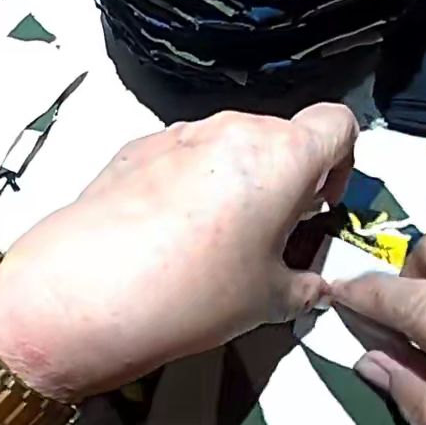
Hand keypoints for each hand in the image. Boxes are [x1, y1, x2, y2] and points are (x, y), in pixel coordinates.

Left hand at [0, 104, 356, 402]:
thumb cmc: (196, 291)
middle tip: (268, 233)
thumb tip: (314, 285)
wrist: (84, 292)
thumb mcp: (269, 300)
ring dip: (239, 179)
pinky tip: (169, 230)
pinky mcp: (136, 145)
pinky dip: (194, 180)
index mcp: (281, 154)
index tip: (318, 203)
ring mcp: (180, 132)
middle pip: (281, 136)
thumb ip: (306, 285)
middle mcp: (233, 128)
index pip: (337, 123)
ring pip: (232, 145)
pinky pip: (186, 154)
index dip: (341, 161)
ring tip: (214, 237)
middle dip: (287, 178)